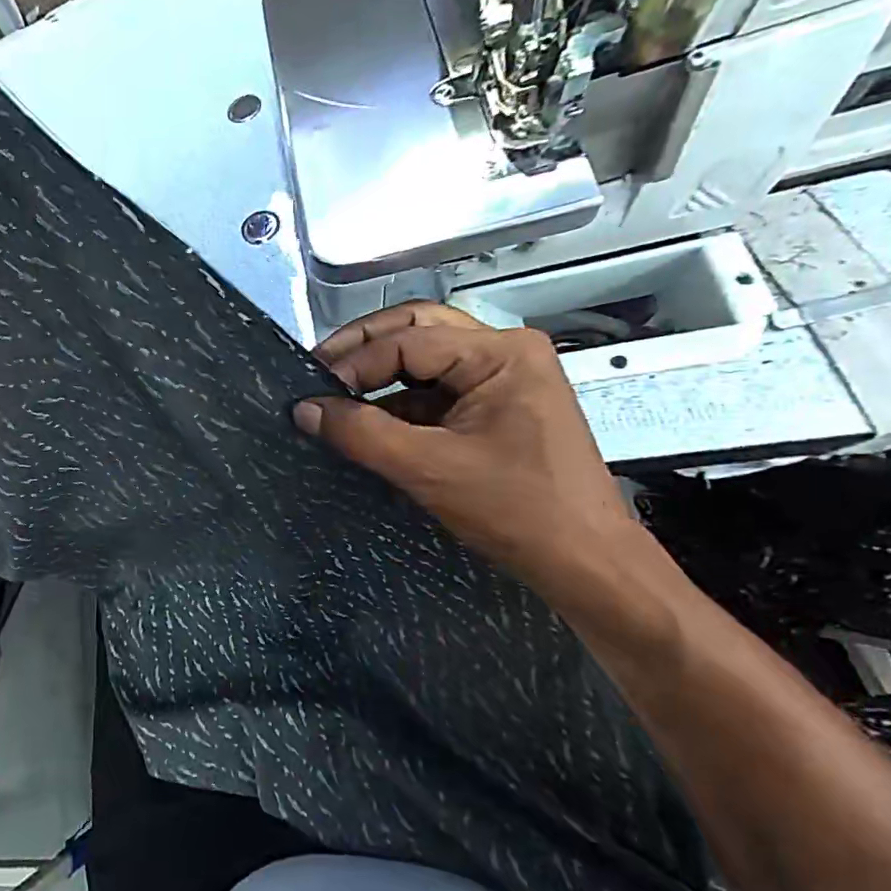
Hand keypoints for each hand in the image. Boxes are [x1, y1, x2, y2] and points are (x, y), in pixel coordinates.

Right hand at [294, 301, 641, 587]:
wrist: (583, 559)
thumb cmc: (516, 510)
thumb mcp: (430, 468)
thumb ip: (363, 434)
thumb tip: (306, 409)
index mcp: (501, 352)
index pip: (410, 340)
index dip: (356, 362)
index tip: (313, 388)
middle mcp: (507, 352)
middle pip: (421, 331)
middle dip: (367, 349)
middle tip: (320, 369)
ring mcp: (507, 380)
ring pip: (431, 361)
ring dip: (384, 377)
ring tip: (337, 396)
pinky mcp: (502, 410)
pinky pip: (443, 393)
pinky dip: (405, 404)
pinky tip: (371, 422)